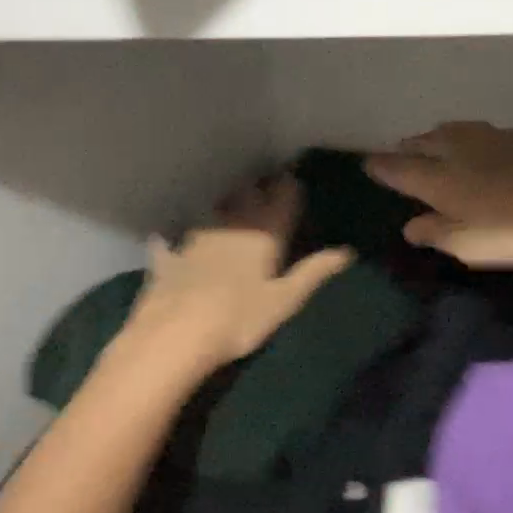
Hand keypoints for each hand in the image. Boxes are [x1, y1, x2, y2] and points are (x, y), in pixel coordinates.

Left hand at [118, 175, 352, 372]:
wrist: (175, 335)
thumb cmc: (240, 319)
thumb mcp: (286, 300)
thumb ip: (314, 272)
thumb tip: (347, 250)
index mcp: (263, 235)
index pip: (281, 200)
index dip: (289, 187)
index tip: (294, 177)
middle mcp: (229, 227)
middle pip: (246, 198)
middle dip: (257, 190)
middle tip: (264, 184)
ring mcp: (194, 241)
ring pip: (211, 213)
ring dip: (222, 207)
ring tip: (229, 205)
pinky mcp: (166, 261)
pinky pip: (168, 245)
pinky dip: (170, 241)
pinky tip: (165, 239)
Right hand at [365, 122, 512, 266]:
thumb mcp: (475, 245)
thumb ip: (440, 234)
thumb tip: (411, 226)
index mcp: (442, 178)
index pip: (400, 169)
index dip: (382, 167)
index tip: (368, 164)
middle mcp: (464, 149)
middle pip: (428, 141)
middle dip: (410, 146)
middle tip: (400, 149)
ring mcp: (501, 136)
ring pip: (460, 131)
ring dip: (443, 136)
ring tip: (437, 141)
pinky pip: (496, 134)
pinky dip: (483, 140)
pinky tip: (494, 148)